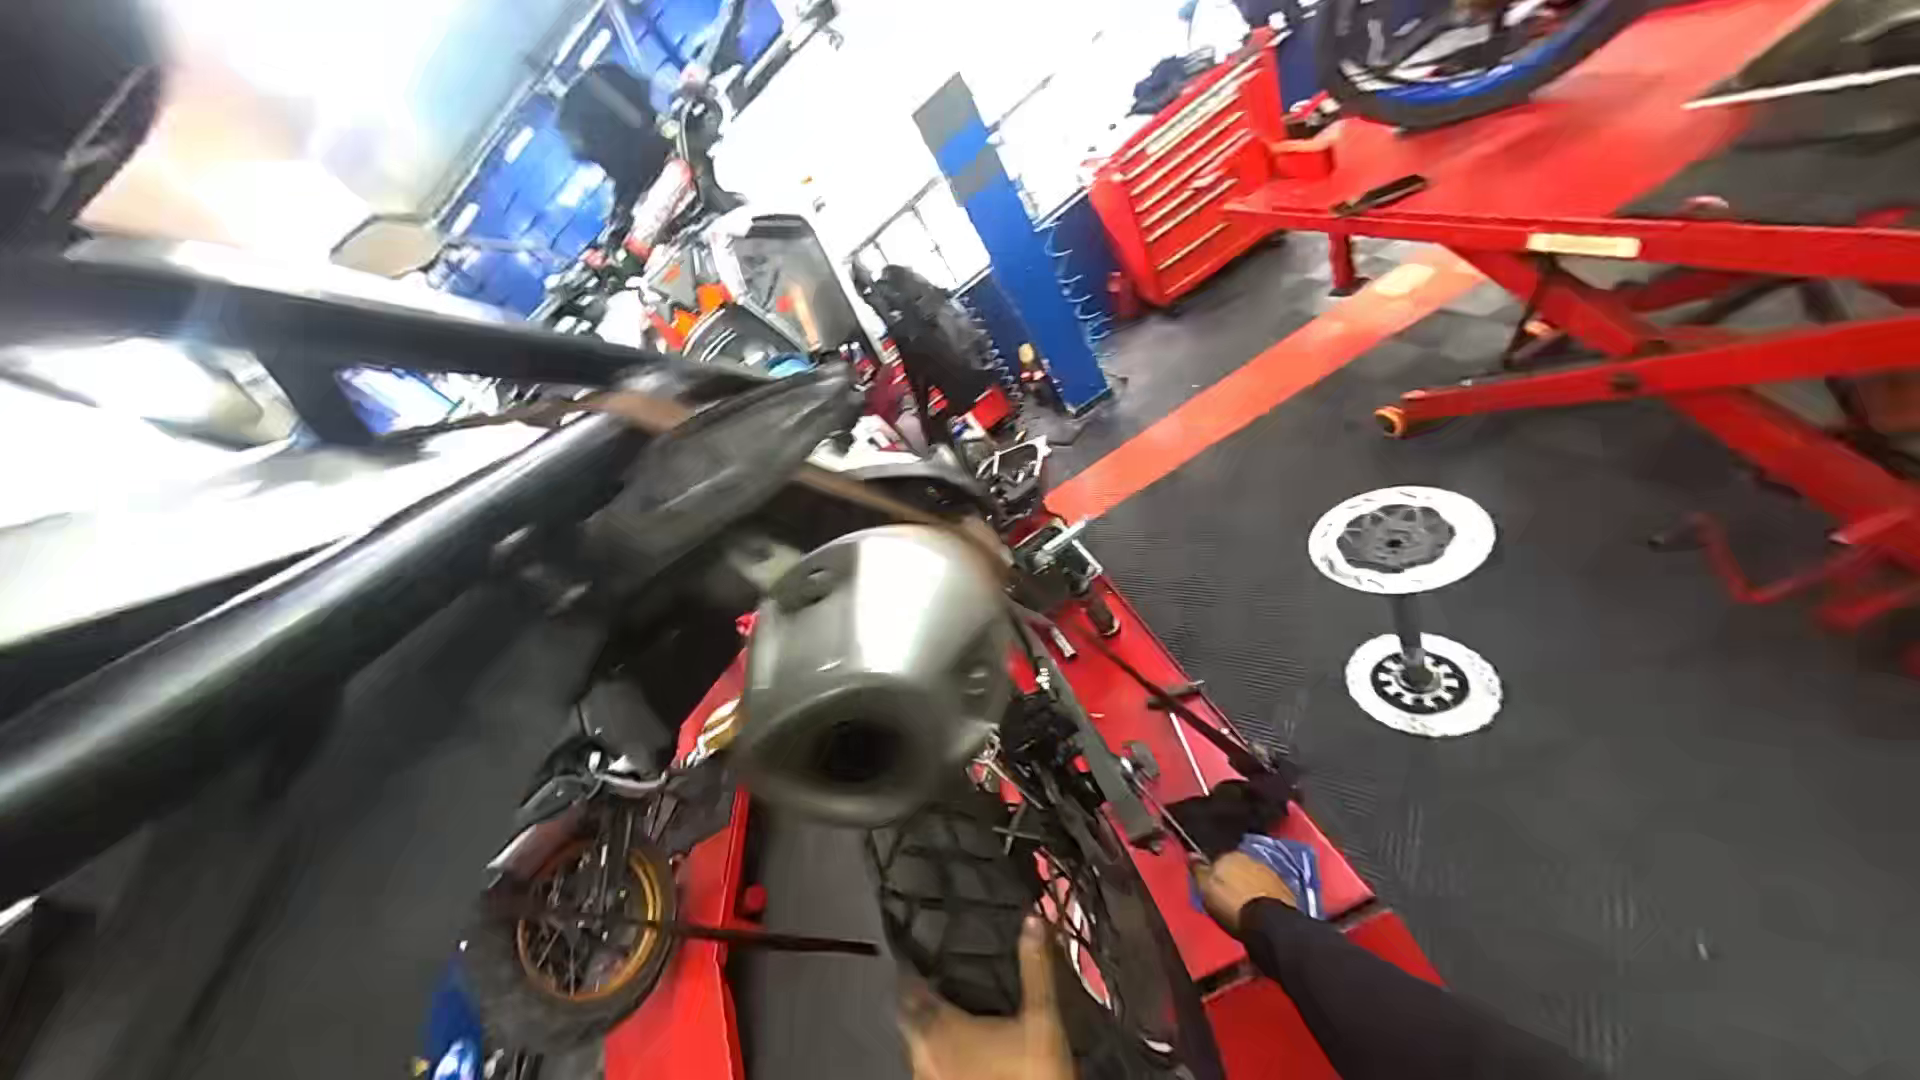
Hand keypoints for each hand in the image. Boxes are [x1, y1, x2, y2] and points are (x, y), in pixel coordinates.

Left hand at [897, 916, 1072, 1079]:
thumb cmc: (1030, 1072)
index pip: (909, 992)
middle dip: (916, 999)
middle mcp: (925, 1055)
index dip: (911, 972)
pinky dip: (934, 1052)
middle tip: (931, 979)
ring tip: (942, 1009)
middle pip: (908, 1019)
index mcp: (941, 1028)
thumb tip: (1032, 917)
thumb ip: (1034, 966)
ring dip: (924, 1027)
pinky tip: (954, 1049)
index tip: (917, 954)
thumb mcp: (1040, 1017)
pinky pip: (927, 1068)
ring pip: (916, 1046)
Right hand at [1193, 852, 1295, 932]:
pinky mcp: (1286, 890)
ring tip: (1246, 906)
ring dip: (1250, 887)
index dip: (1214, 874)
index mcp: (1229, 854)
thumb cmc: (1231, 904)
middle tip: (1230, 898)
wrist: (1270, 924)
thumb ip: (1198, 870)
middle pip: (1238, 867)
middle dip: (1234, 878)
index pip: (1218, 860)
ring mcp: (1270, 873)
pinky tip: (1260, 910)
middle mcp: (1251, 858)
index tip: (1213, 888)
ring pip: (1254, 877)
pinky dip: (1263, 896)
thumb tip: (1192, 854)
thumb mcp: (1205, 889)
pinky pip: (1268, 890)